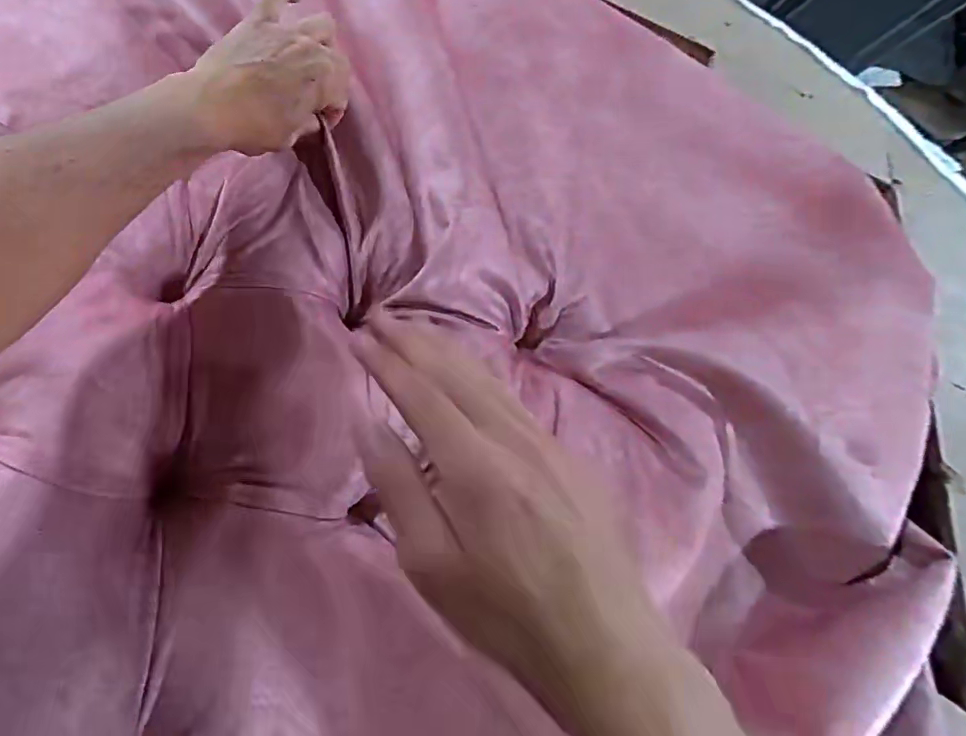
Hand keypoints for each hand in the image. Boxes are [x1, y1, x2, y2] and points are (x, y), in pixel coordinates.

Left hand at [182, 0, 349, 155]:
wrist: (208, 107)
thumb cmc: (250, 127)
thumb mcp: (286, 137)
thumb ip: (304, 125)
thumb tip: (310, 121)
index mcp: (324, 78)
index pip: (339, 93)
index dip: (332, 109)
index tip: (319, 120)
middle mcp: (312, 48)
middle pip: (334, 57)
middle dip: (330, 76)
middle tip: (312, 90)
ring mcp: (285, 31)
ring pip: (320, 24)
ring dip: (321, 39)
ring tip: (310, 49)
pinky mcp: (257, 21)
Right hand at [356, 318, 741, 735]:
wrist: (608, 650)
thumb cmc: (504, 614)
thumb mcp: (430, 565)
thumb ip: (397, 485)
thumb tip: (367, 421)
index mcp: (475, 466)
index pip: (420, 392)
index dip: (385, 361)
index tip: (357, 337)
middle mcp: (513, 438)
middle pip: (453, 371)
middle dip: (411, 339)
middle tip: (378, 315)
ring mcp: (548, 442)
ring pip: (486, 377)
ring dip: (443, 346)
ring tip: (413, 326)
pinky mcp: (569, 454)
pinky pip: (511, 396)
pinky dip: (476, 370)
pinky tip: (465, 368)